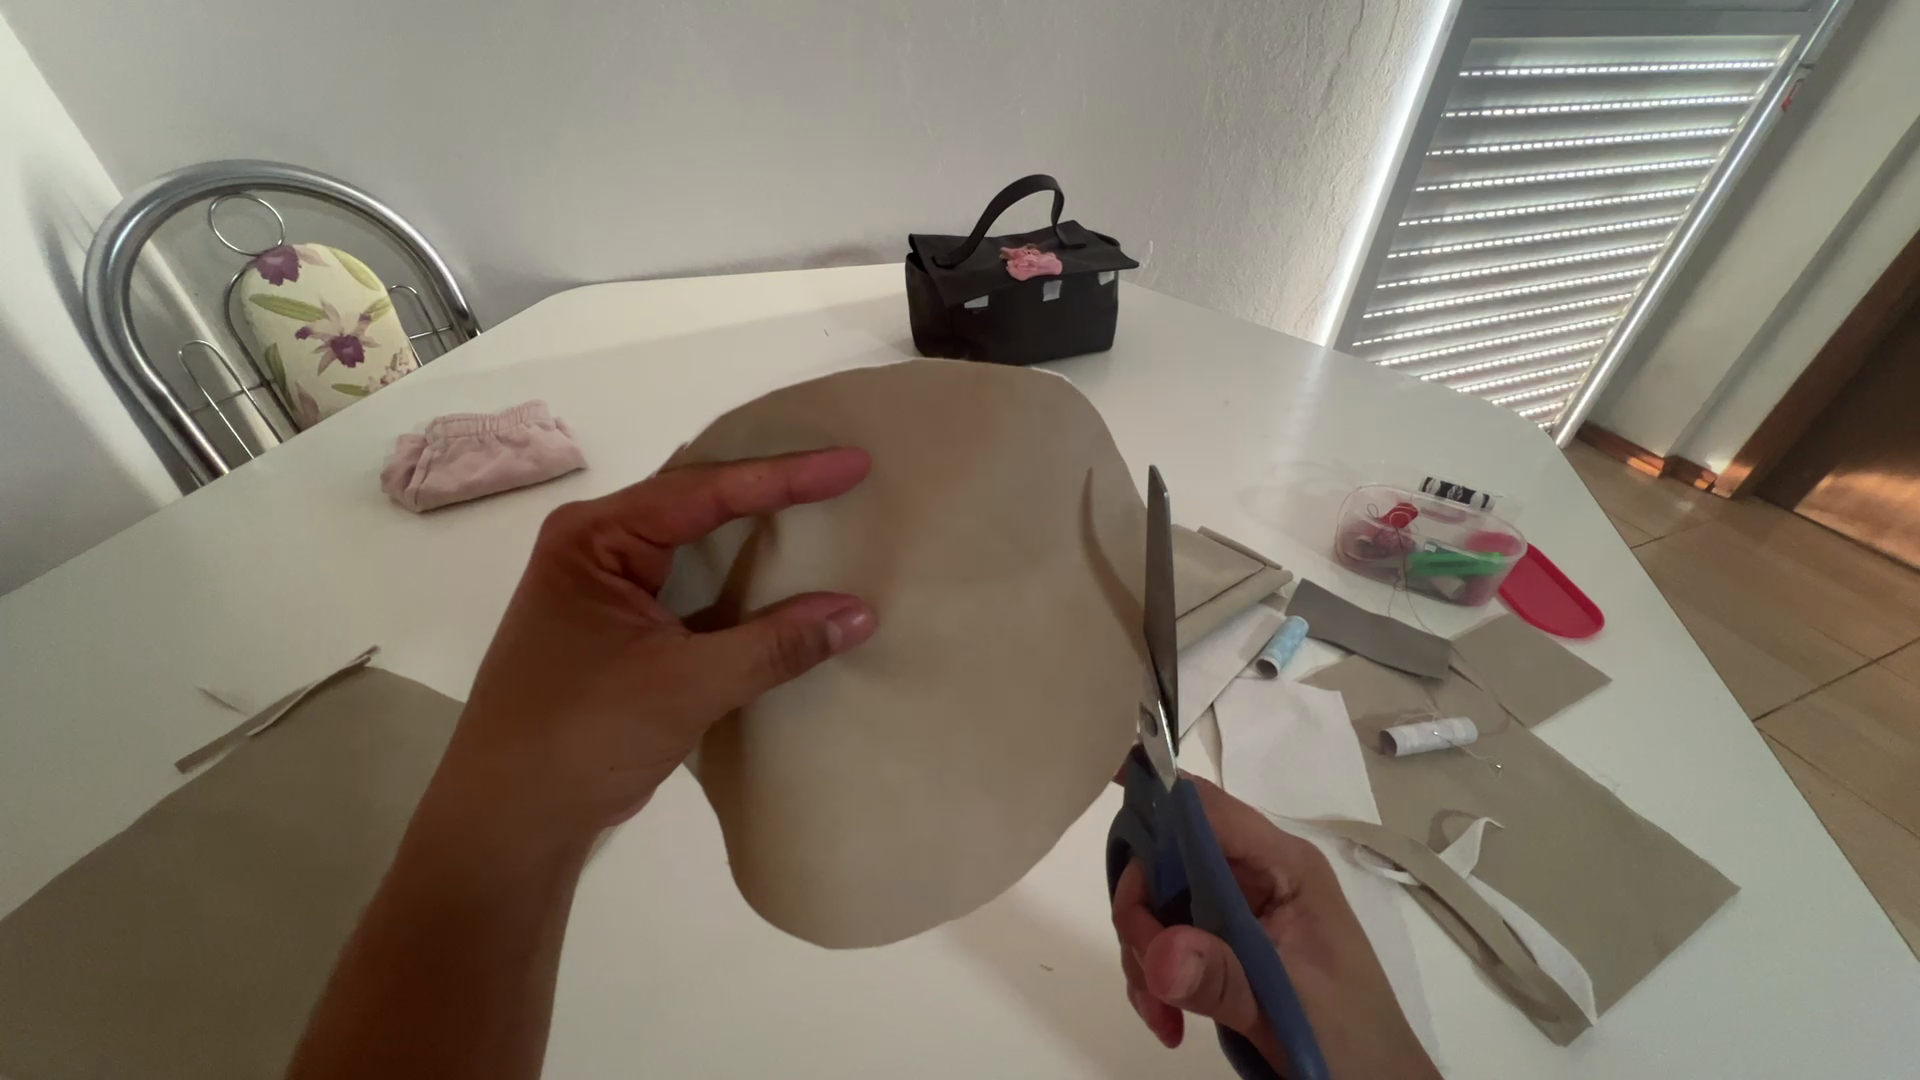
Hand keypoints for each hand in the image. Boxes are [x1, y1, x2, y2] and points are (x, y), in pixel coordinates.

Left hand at [431, 448, 878, 846]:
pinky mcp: (624, 623)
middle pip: (700, 498)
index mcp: (596, 537)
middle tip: (843, 471)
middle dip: (772, 484)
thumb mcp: (688, 685)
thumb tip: (862, 614)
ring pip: (697, 537)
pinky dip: (740, 574)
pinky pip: (694, 578)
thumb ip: (776, 644)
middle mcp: (599, 545)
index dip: (788, 477)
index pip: (707, 491)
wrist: (508, 826)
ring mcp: (609, 584)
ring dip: (756, 525)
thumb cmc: (582, 738)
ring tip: (822, 503)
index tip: (853, 465)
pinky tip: (780, 573)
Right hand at [1112, 777, 1438, 1078]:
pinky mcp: (1220, 934)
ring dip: (1144, 952)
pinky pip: (1164, 933)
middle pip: (1168, 855)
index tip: (1105, 787)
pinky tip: (1166, 1017)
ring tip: (1161, 1010)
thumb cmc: (1353, 1041)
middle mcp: (1253, 870)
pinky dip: (1153, 973)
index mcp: (1283, 864)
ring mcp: (1234, 901)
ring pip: (1157, 897)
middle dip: (1143, 912)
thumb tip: (1158, 953)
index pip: (1208, 809)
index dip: (1157, 795)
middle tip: (1146, 967)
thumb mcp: (1288, 1008)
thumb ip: (1222, 978)